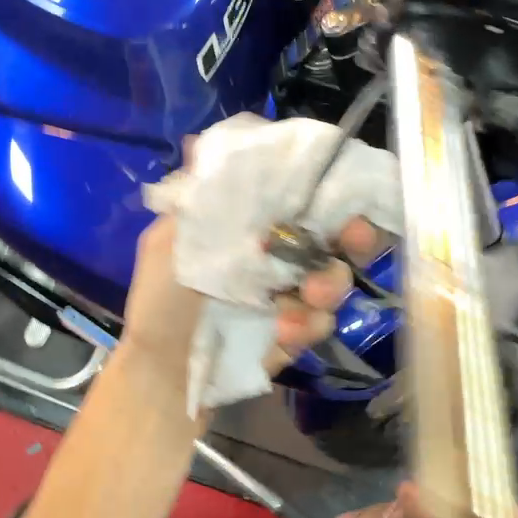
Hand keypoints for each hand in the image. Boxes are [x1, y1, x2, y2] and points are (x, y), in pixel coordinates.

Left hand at [115, 211, 379, 389]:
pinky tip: (282, 333)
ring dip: (327, 285)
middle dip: (352, 236)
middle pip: (332, 236)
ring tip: (307, 299)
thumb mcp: (169, 243)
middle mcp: (274, 255)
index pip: (297, 199)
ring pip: (335, 279)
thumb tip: (198, 142)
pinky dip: (307, 325)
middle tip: (355, 239)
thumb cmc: (162, 302)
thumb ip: (197, 200)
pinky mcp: (295, 334)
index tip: (342, 192)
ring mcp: (289, 295)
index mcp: (247, 227)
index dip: (326, 193)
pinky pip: (321, 322)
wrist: (164, 374)